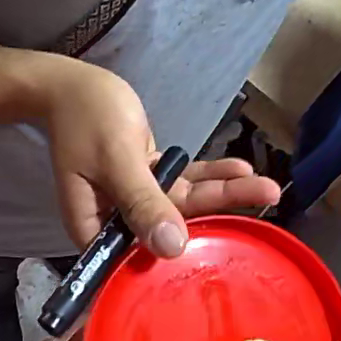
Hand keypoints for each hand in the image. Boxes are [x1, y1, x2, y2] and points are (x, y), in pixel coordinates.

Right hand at [41, 61, 279, 254]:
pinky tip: (240, 168)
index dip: (183, 256)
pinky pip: (180, 181)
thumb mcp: (117, 159)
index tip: (227, 247)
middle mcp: (115, 220)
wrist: (71, 84)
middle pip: (171, 224)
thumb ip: (144, 203)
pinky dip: (206, 174)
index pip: (140, 255)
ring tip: (268, 183)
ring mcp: (132, 199)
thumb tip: (172, 249)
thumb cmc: (86, 117)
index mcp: (96, 226)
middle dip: (219, 208)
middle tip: (269, 195)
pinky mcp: (145, 179)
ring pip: (181, 201)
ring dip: (222, 190)